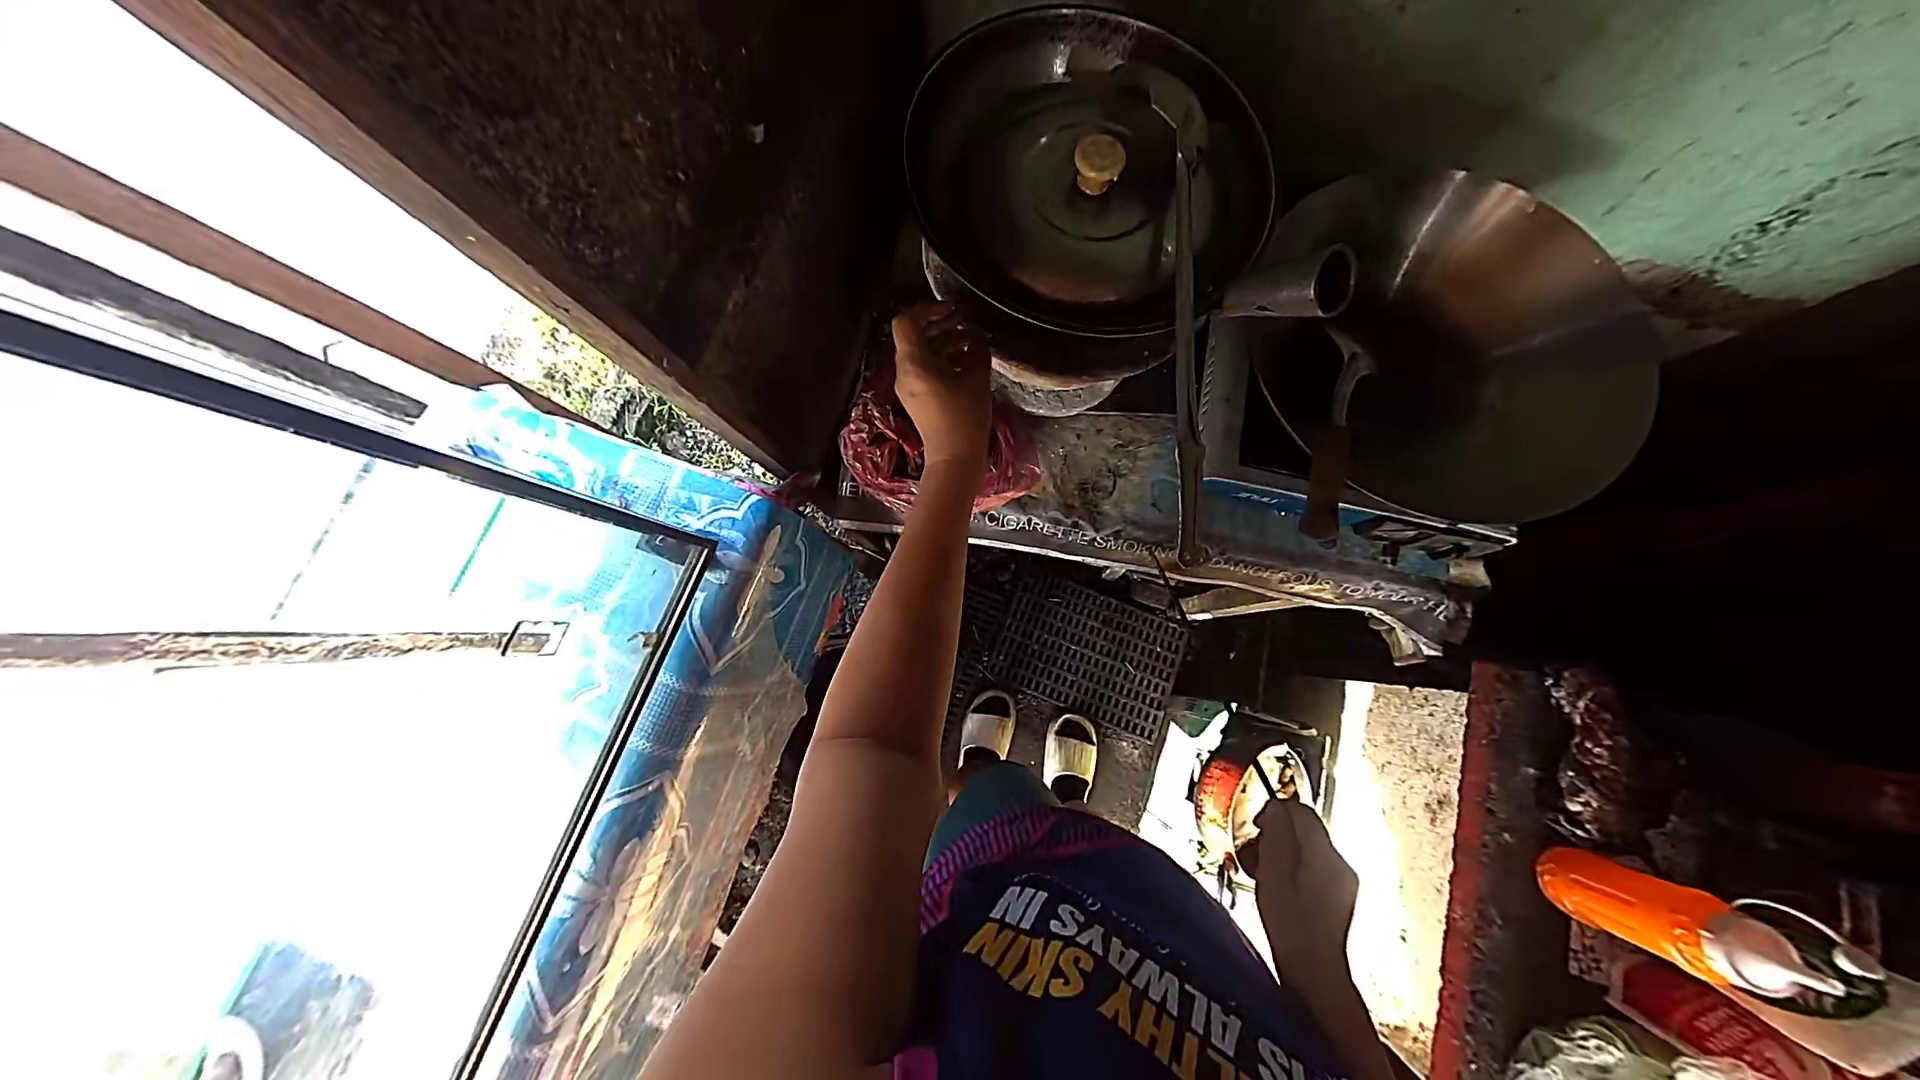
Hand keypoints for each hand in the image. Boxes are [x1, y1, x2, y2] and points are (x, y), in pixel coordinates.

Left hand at [891, 302, 990, 470]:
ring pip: (917, 354)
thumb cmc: (966, 418)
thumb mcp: (977, 378)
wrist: (954, 458)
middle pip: (912, 337)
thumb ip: (977, 349)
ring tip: (968, 345)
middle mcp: (903, 373)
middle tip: (963, 325)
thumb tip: (977, 334)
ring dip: (940, 344)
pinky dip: (938, 362)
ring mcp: (905, 387)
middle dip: (938, 327)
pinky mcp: (913, 399)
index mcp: (914, 364)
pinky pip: (920, 371)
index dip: (925, 309)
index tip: (949, 310)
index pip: (906, 322)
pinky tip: (962, 365)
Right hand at [1242, 799, 1358, 969]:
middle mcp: (1340, 861)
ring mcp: (1344, 879)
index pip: (1301, 811)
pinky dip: (1297, 865)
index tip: (1258, 823)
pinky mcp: (1340, 894)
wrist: (1313, 967)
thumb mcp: (1273, 870)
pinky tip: (1283, 884)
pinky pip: (1316, 865)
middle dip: (1280, 831)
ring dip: (1287, 848)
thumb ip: (1276, 834)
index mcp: (1324, 853)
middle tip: (1258, 847)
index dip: (1276, 809)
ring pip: (1310, 846)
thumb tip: (1276, 807)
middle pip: (1307, 828)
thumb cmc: (1288, 920)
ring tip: (1267, 868)